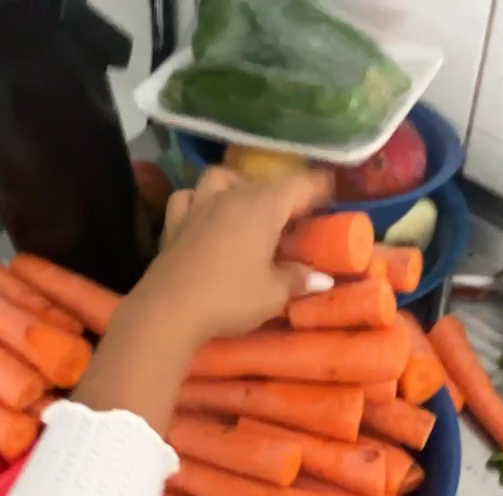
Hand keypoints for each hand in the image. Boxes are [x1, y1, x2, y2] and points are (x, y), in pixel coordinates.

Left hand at [129, 166, 332, 342]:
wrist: (170, 309)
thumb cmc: (230, 298)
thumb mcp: (273, 294)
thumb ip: (297, 280)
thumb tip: (322, 278)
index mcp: (262, 207)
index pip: (299, 185)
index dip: (319, 187)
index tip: (332, 194)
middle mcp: (231, 196)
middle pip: (263, 183)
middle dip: (283, 195)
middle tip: (294, 216)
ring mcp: (199, 206)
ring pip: (221, 178)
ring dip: (237, 185)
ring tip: (246, 205)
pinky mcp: (174, 223)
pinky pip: (189, 198)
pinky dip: (200, 201)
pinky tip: (205, 214)